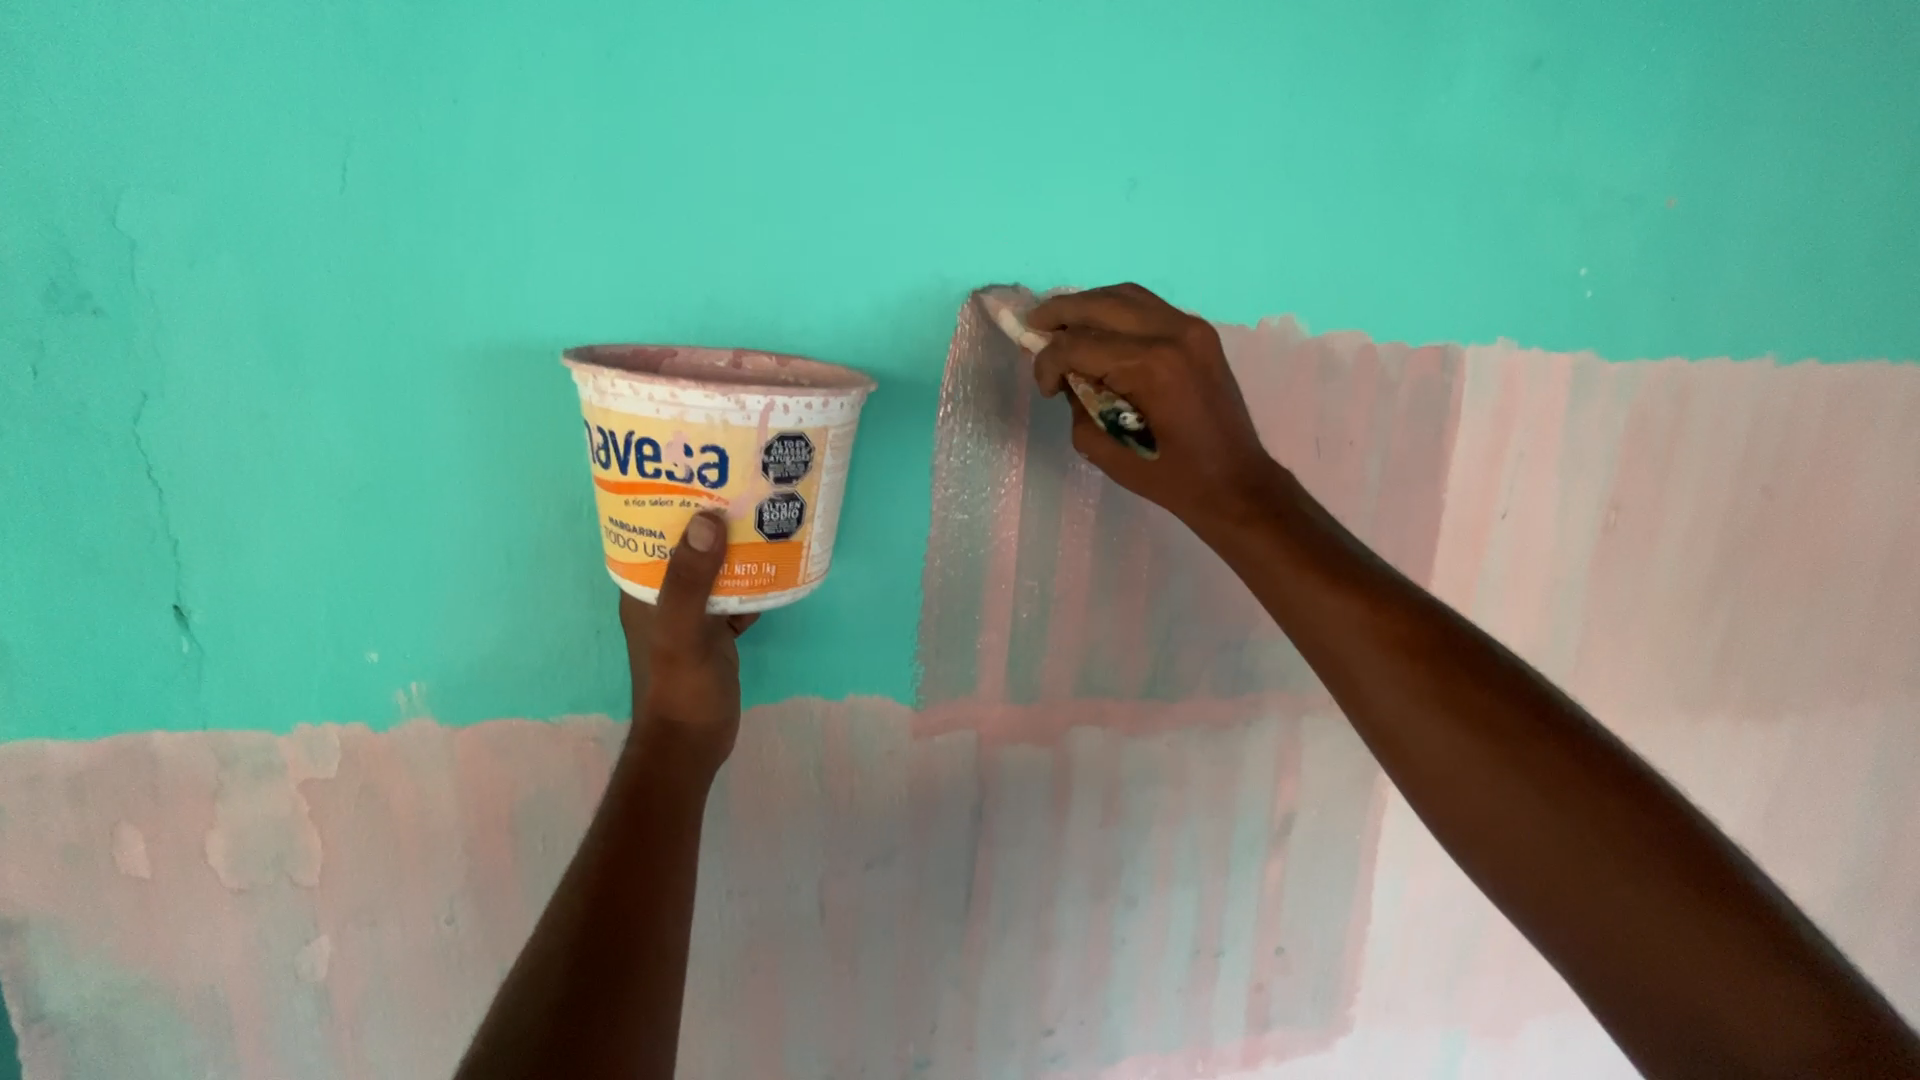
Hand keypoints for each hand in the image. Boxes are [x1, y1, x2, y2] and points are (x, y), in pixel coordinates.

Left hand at [619, 511, 757, 773]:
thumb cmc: (679, 687)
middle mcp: (665, 595)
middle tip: (745, 486)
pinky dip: (755, 582)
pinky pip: (738, 596)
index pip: (652, 533)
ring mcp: (693, 615)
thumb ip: (690, 580)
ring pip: (717, 570)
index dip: (671, 501)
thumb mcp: (682, 630)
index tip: (701, 470)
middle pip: (689, 547)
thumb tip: (707, 518)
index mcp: (643, 588)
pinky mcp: (717, 633)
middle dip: (713, 519)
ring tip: (767, 515)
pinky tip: (780, 566)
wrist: (693, 743)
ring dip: (738, 549)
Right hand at [1028, 283, 1281, 532]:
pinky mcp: (1199, 333)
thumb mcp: (1107, 450)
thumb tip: (1070, 378)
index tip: (1045, 389)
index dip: (1048, 362)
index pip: (1078, 345)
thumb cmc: (1170, 477)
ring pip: (1124, 295)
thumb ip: (1079, 406)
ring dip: (1087, 305)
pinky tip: (1098, 328)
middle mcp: (1171, 334)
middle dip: (1059, 314)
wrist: (1234, 481)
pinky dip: (1116, 311)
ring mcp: (1190, 328)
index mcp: (1149, 366)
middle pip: (1099, 304)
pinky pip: (1147, 306)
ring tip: (1060, 322)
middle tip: (1032, 327)